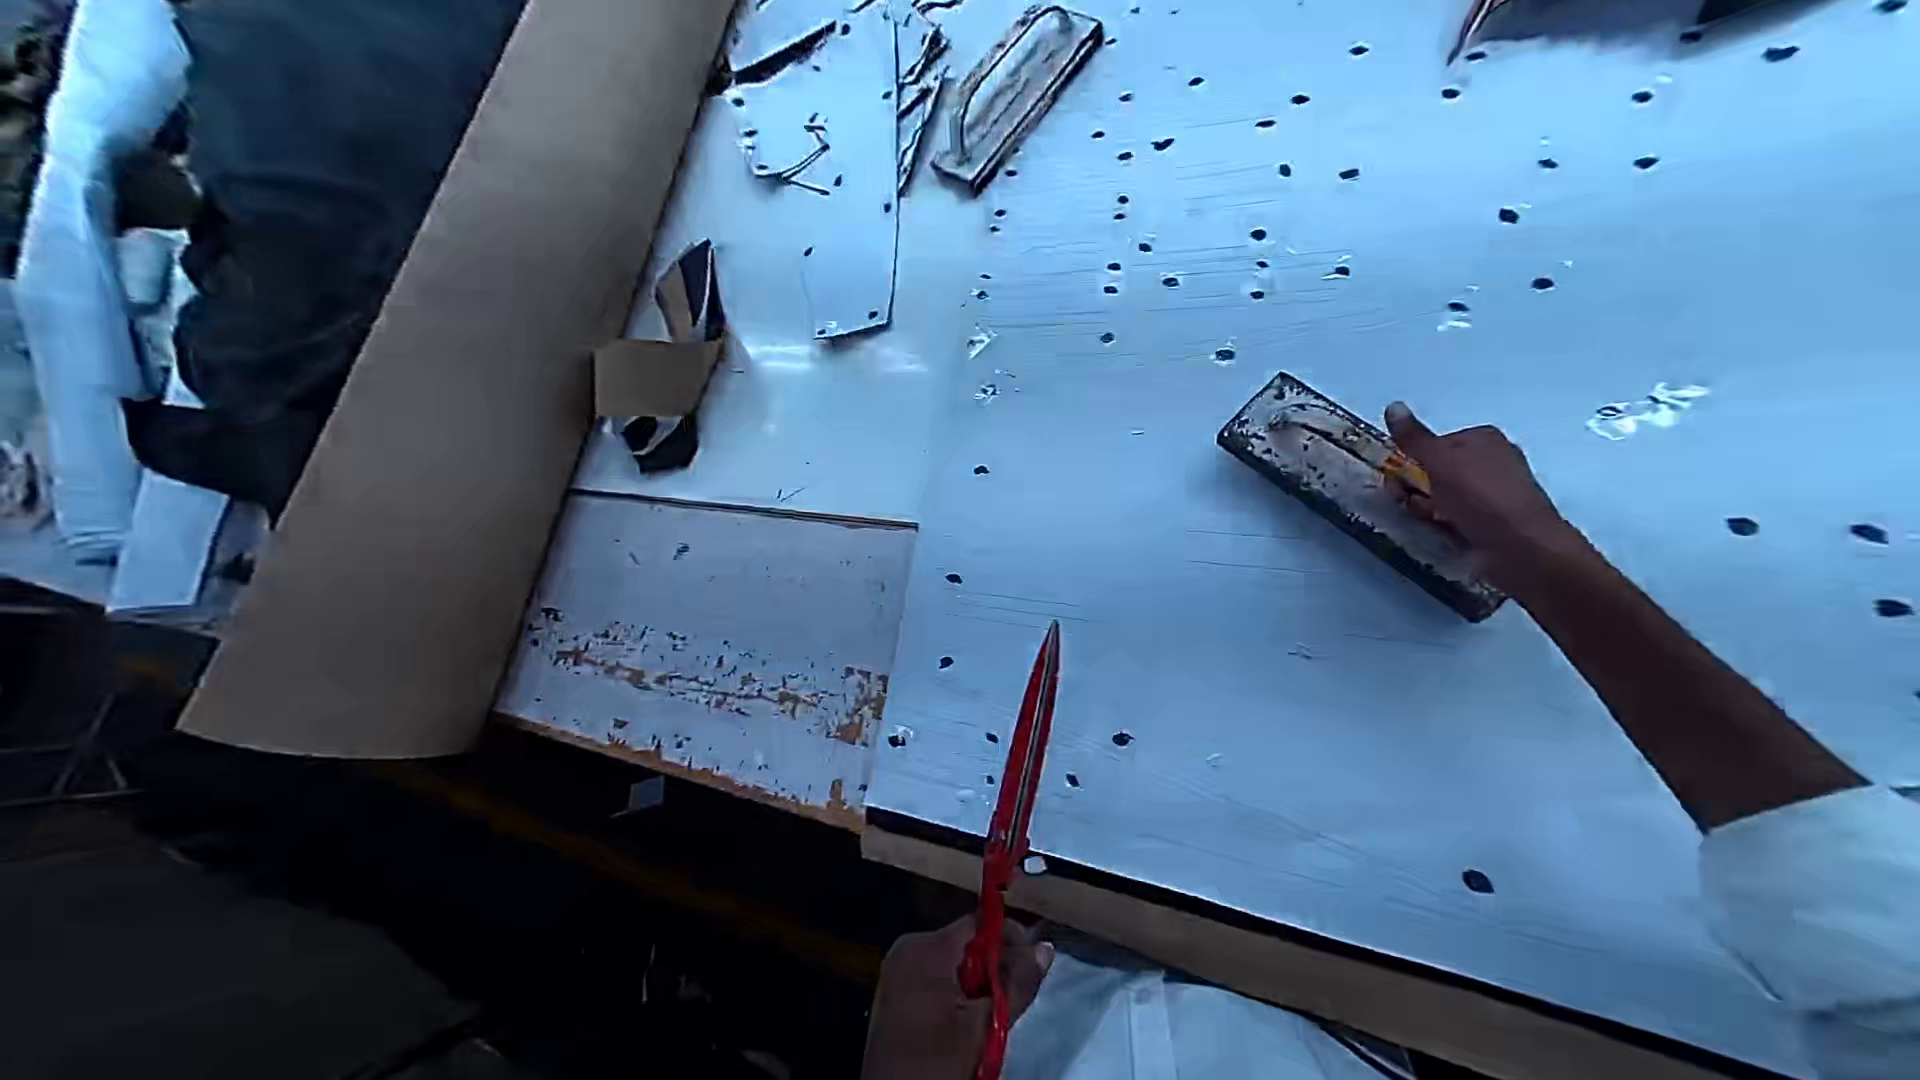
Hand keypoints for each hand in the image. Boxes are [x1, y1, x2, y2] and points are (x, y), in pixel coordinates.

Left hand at [861, 915, 1054, 1079]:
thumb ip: (1017, 984)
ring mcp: (896, 970)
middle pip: (964, 943)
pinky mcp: (892, 993)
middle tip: (1015, 995)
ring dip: (975, 983)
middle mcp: (908, 948)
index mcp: (926, 948)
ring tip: (993, 1013)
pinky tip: (966, 1021)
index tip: (1032, 961)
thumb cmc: (936, 1065)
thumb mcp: (984, 1028)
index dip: (1009, 938)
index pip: (977, 923)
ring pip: (951, 963)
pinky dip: (954, 992)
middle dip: (993, 966)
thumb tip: (1045, 948)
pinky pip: (933, 977)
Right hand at [1384, 402, 1585, 588]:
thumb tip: (1393, 405)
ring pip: (1439, 495)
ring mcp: (1491, 493)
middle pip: (1434, 470)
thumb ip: (1414, 437)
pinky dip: (1441, 522)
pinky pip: (1452, 515)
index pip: (1435, 443)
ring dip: (1425, 507)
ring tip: (1430, 518)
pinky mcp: (1489, 520)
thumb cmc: (1480, 496)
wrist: (1518, 546)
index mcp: (1483, 439)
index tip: (1400, 474)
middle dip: (1415, 486)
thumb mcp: (1440, 461)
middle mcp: (1490, 462)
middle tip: (1409, 499)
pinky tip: (1444, 530)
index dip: (1413, 459)